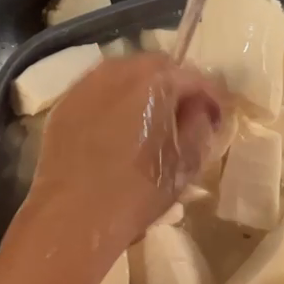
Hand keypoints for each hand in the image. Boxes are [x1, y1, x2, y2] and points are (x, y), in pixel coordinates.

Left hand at [20, 54, 226, 259]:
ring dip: (143, 90)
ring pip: (125, 74)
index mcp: (155, 81)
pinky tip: (117, 128)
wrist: (71, 216)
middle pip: (158, 67)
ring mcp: (87, 84)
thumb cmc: (135, 192)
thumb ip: (200, 127)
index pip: (194, 77)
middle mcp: (119, 71)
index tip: (218, 117)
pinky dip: (115, 101)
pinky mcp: (65, 102)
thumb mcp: (184, 164)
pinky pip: (99, 91)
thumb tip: (200, 110)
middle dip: (176, 86)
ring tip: (151, 120)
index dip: (212, 96)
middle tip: (184, 116)